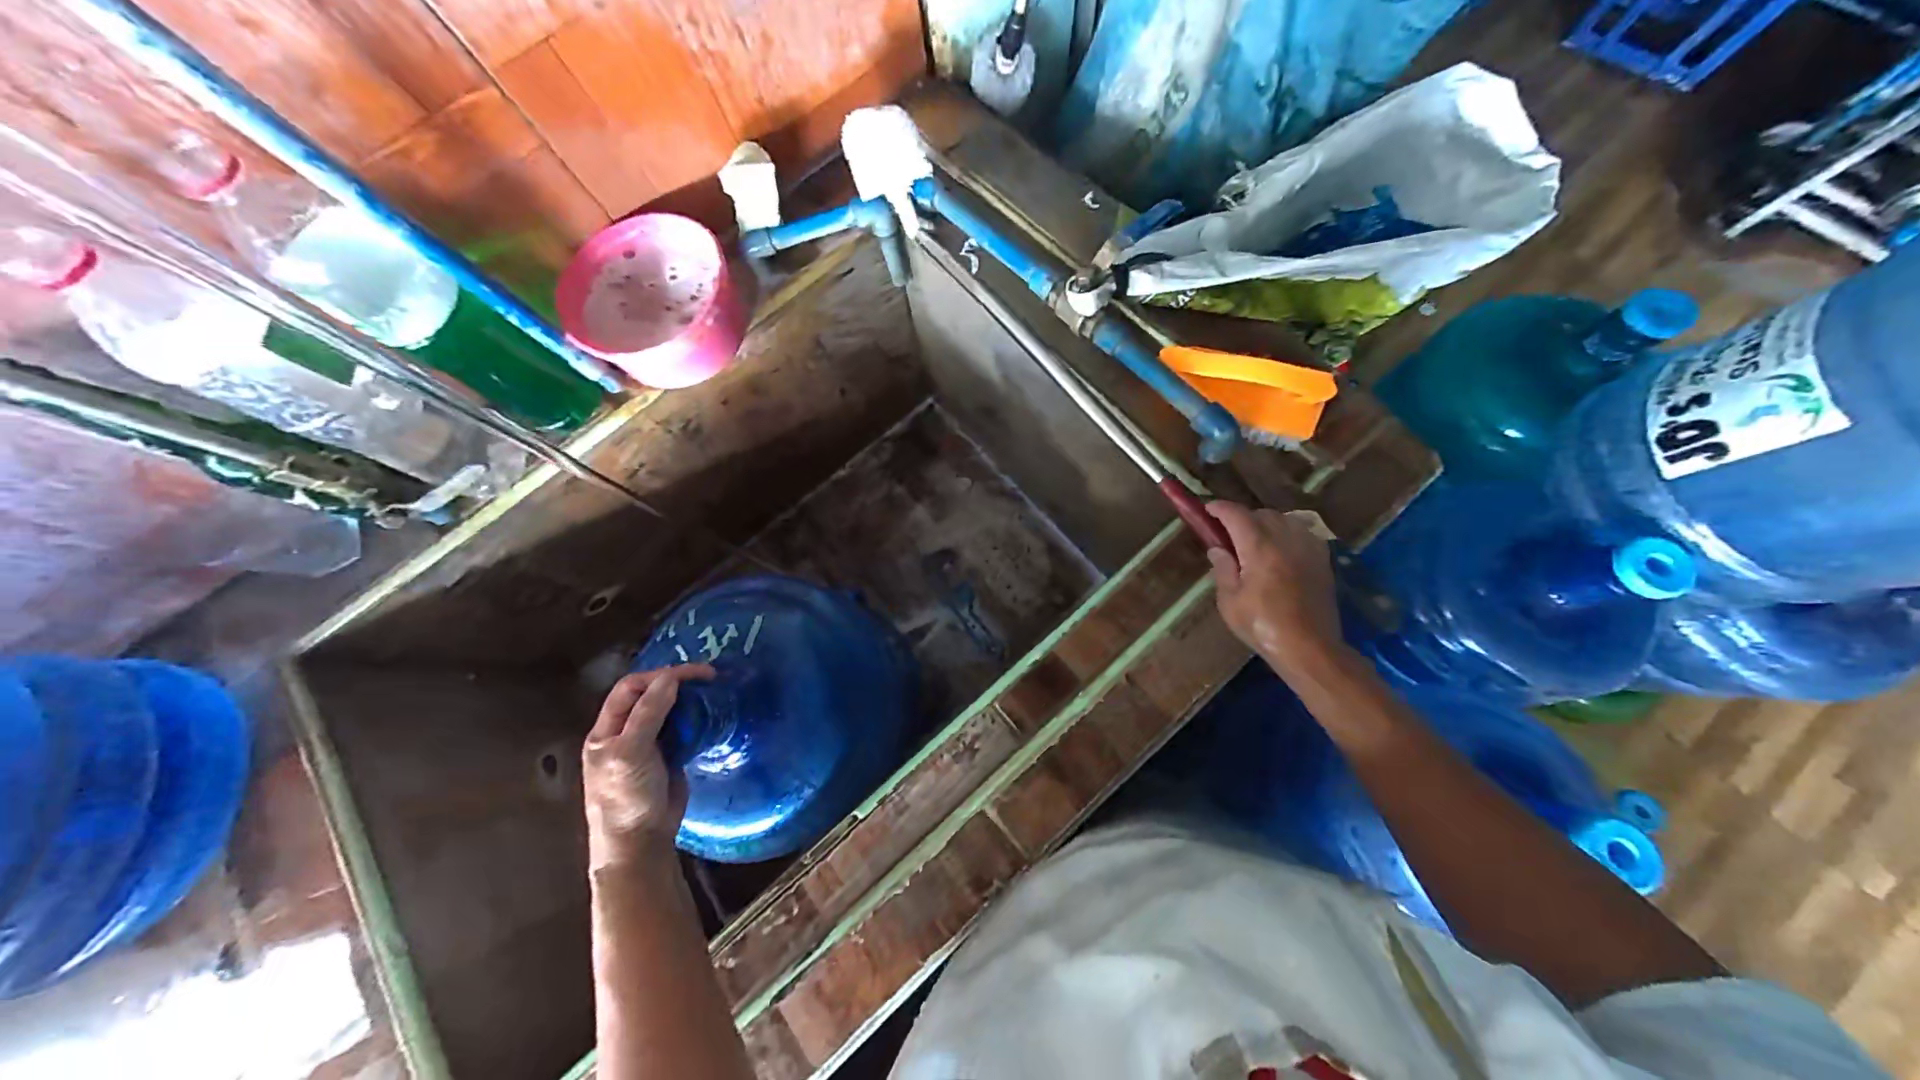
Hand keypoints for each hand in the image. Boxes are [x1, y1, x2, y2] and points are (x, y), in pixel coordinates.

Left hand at [583, 664, 713, 870]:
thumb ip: (648, 713)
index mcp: (607, 730)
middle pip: (650, 695)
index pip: (631, 688)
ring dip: (689, 699)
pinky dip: (697, 719)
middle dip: (677, 682)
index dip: (660, 675)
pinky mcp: (670, 757)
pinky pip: (683, 730)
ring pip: (669, 711)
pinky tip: (711, 715)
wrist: (640, 844)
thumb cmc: (626, 798)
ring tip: (713, 691)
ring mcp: (649, 746)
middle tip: (709, 677)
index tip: (692, 673)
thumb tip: (669, 678)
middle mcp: (626, 733)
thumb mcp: (631, 752)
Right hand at [1205, 501, 1346, 675]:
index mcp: (1259, 548)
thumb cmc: (1262, 626)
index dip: (1219, 508)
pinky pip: (1302, 533)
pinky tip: (1280, 551)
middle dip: (1242, 518)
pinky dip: (1287, 533)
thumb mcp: (1230, 601)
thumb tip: (1218, 548)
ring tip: (1254, 542)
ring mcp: (1308, 547)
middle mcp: (1286, 539)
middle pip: (1261, 514)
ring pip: (1284, 519)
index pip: (1236, 514)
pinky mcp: (1322, 559)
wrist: (1309, 647)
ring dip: (1266, 524)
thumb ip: (1223, 569)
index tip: (1207, 510)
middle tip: (1228, 536)